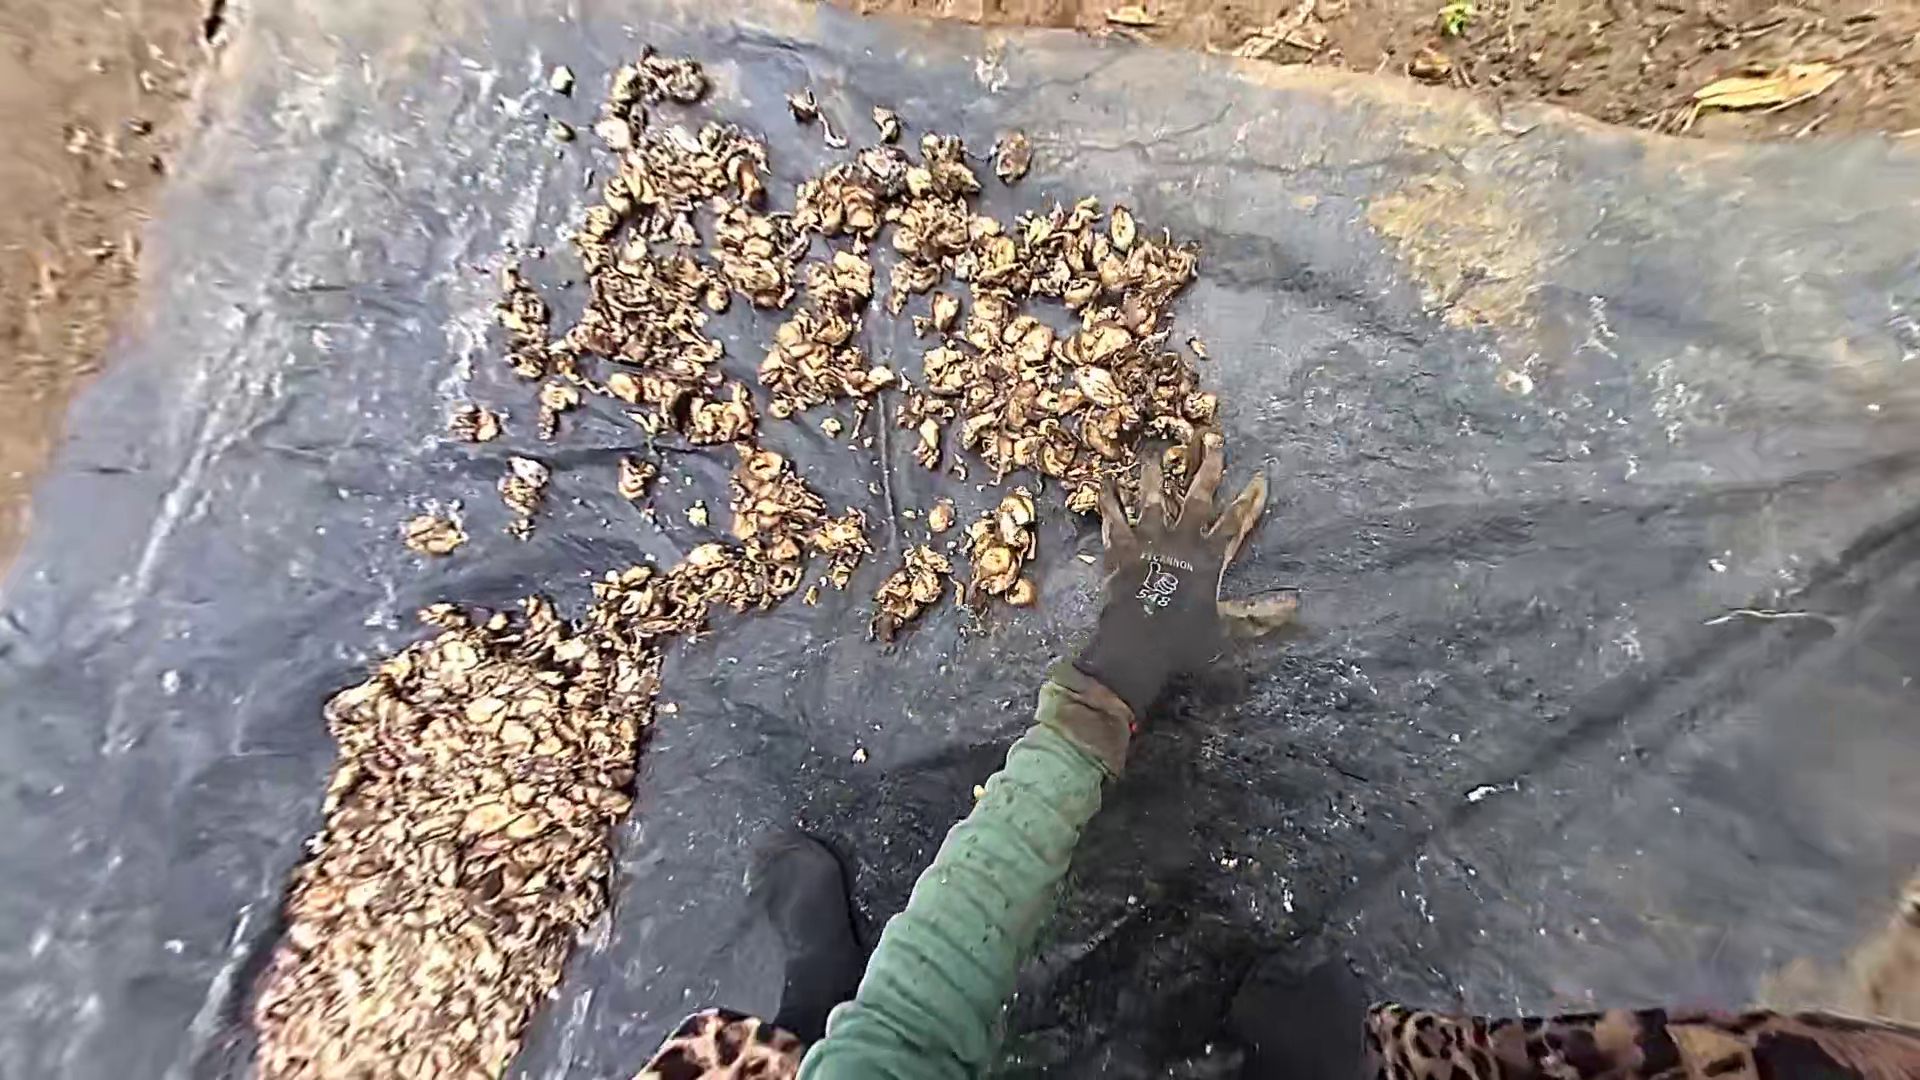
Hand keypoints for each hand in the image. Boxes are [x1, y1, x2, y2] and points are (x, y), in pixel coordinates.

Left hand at [1072, 437, 1280, 715]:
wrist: (1138, 642)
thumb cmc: (1183, 638)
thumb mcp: (1227, 627)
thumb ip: (1259, 614)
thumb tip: (1296, 604)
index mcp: (1208, 556)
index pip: (1236, 522)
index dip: (1250, 499)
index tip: (1261, 476)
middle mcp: (1180, 539)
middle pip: (1198, 497)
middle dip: (1208, 467)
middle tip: (1212, 439)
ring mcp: (1148, 539)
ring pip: (1152, 498)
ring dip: (1153, 474)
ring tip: (1152, 452)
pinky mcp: (1120, 547)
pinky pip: (1112, 517)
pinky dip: (1107, 499)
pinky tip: (1103, 479)